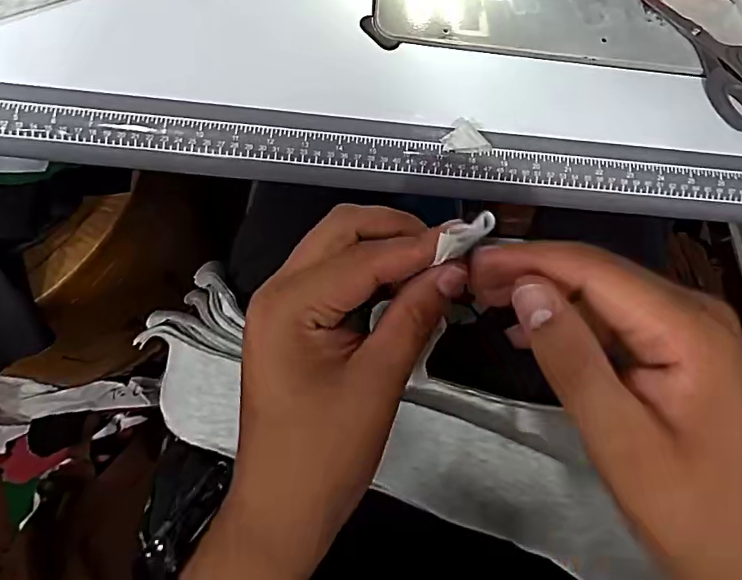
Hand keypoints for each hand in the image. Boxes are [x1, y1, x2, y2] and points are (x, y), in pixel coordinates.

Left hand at [185, 205, 463, 579]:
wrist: (280, 511)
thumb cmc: (322, 457)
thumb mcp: (377, 383)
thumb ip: (414, 316)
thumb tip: (451, 271)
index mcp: (289, 304)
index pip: (362, 256)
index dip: (417, 246)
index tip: (463, 241)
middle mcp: (278, 289)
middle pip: (343, 228)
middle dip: (396, 229)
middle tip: (446, 245)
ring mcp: (282, 300)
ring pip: (338, 243)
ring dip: (385, 244)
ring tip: (432, 260)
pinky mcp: (293, 314)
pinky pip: (335, 270)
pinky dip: (372, 267)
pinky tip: (404, 280)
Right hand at [469, 241, 741, 579]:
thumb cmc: (693, 516)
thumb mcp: (620, 442)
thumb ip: (572, 359)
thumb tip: (527, 291)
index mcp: (688, 326)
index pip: (594, 269)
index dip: (530, 260)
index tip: (479, 264)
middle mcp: (695, 311)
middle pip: (599, 273)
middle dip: (534, 273)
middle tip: (478, 281)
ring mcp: (692, 327)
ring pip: (605, 291)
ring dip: (550, 294)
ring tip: (495, 301)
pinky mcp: (683, 346)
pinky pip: (618, 317)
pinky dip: (574, 320)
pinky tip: (539, 330)